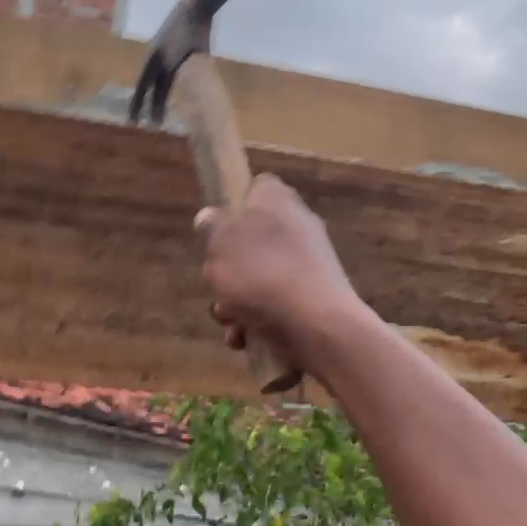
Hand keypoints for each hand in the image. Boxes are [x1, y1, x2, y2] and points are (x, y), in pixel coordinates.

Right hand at [196, 174, 361, 369]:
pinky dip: (258, 319)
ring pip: (260, 275)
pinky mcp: (315, 295)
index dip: (234, 204)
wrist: (316, 325)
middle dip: (228, 268)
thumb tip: (209, 217)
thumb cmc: (260, 274)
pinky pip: (277, 301)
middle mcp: (297, 224)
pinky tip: (246, 338)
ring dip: (237, 300)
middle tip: (216, 284)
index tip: (216, 229)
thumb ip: (210, 227)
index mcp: (276, 200)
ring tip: (230, 322)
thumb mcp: (219, 244)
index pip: (256, 187)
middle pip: (252, 239)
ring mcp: (309, 262)